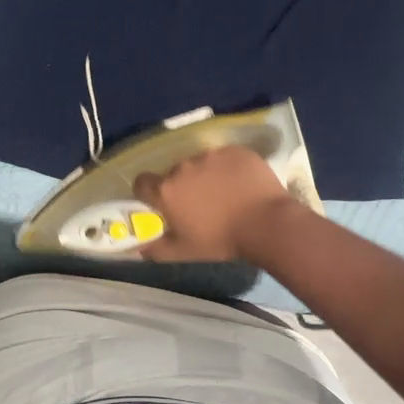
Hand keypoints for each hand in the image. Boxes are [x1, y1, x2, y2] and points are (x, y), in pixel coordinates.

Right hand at [132, 146, 296, 261]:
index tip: (160, 204)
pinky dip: (228, 169)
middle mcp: (183, 166)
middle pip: (174, 174)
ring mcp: (211, 155)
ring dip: (205, 176)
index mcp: (166, 190)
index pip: (141, 183)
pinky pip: (224, 158)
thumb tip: (137, 247)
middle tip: (198, 205)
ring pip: (200, 164)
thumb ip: (154, 249)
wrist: (266, 224)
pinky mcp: (235, 150)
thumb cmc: (219, 240)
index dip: (148, 194)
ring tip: (223, 194)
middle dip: (181, 187)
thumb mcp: (182, 252)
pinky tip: (240, 185)